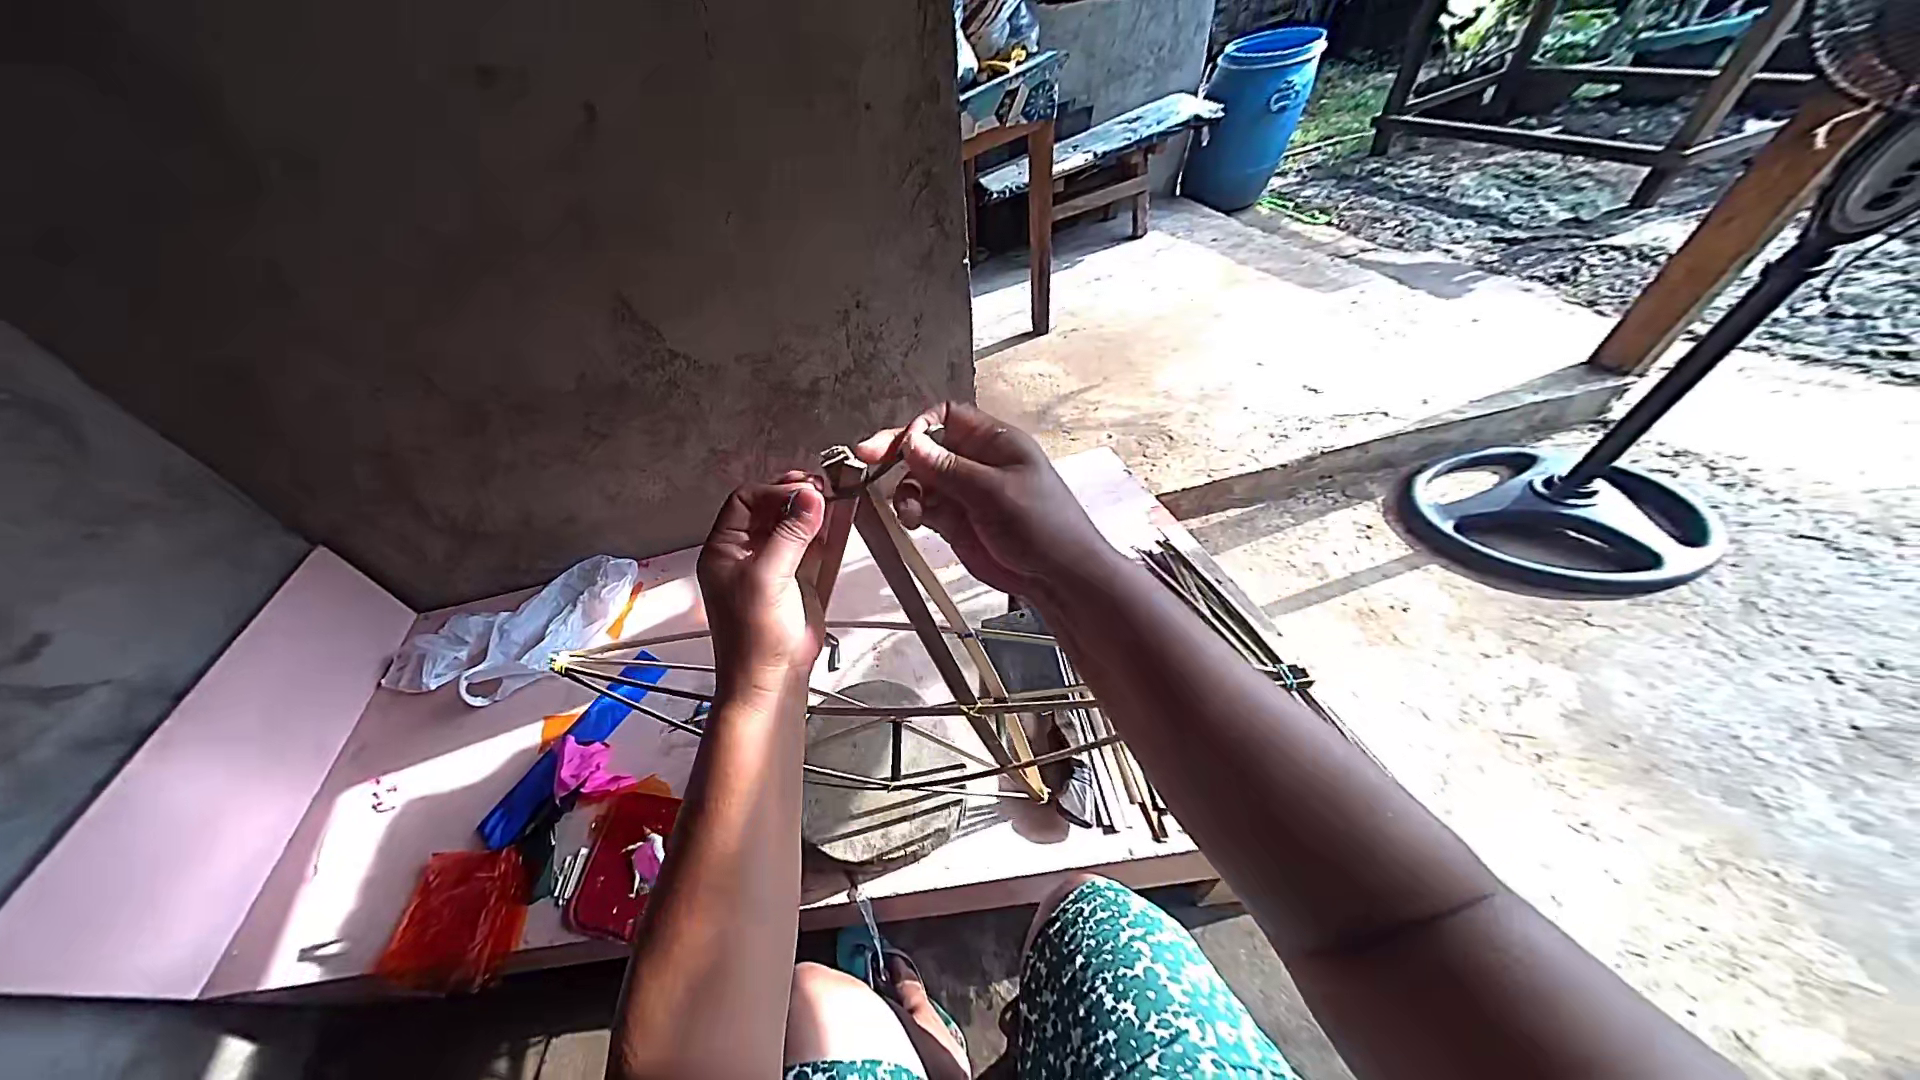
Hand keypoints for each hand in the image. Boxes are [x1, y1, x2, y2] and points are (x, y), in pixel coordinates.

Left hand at [697, 471, 828, 698]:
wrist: (773, 678)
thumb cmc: (754, 640)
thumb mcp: (768, 578)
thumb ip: (790, 535)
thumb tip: (808, 497)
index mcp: (725, 550)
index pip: (746, 501)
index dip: (774, 491)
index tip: (803, 490)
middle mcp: (747, 553)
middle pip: (770, 509)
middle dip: (794, 496)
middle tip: (821, 489)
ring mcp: (775, 565)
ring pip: (793, 524)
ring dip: (812, 512)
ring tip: (832, 501)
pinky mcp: (798, 578)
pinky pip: (811, 545)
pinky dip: (824, 532)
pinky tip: (835, 523)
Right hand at [854, 402, 1116, 598]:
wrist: (1057, 576)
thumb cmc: (1048, 528)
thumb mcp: (996, 492)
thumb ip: (950, 468)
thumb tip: (913, 442)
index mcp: (995, 443)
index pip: (947, 417)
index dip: (920, 426)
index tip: (900, 443)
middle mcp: (977, 463)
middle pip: (927, 446)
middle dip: (899, 452)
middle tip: (870, 457)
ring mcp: (965, 492)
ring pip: (920, 478)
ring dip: (905, 489)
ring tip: (908, 509)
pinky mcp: (956, 520)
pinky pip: (923, 506)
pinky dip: (911, 510)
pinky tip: (912, 519)